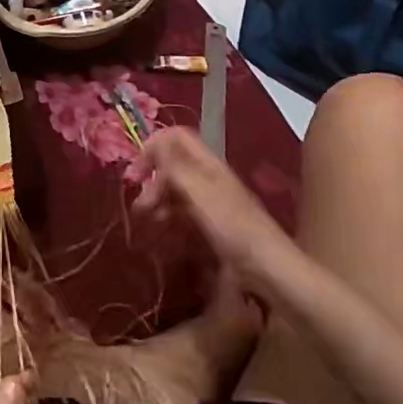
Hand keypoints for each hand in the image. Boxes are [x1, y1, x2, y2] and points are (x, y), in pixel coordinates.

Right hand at [133, 127, 297, 293]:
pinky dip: (168, 214)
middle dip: (152, 178)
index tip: (137, 172)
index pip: (175, 137)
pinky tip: (162, 229)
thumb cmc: (232, 226)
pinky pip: (182, 209)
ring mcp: (209, 198)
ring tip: (148, 218)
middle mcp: (207, 175)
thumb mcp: (199, 192)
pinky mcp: (209, 221)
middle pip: (172, 163)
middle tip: (139, 204)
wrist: (265, 266)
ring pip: (175, 187)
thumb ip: (174, 166)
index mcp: (207, 162)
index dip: (153, 146)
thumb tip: (154, 142)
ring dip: (157, 198)